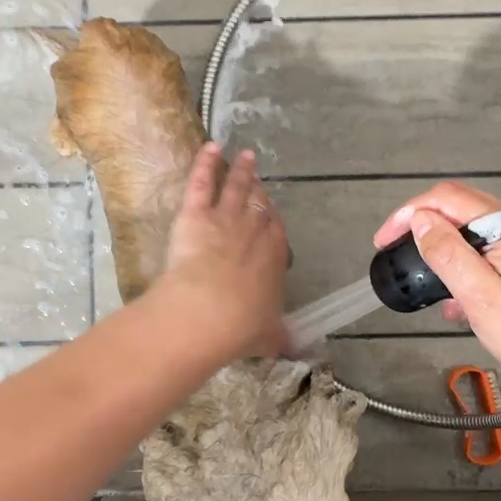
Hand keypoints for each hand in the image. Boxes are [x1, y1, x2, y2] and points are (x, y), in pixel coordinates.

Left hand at [158, 143, 289, 358]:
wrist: (209, 310)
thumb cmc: (242, 326)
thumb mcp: (271, 337)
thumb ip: (282, 338)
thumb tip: (304, 352)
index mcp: (274, 258)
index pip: (276, 233)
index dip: (273, 222)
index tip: (271, 215)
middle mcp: (254, 232)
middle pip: (258, 206)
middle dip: (259, 192)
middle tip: (258, 180)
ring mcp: (226, 218)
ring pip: (235, 189)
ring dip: (241, 172)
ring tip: (246, 156)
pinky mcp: (196, 213)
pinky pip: (202, 182)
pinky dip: (206, 163)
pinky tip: (211, 147)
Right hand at [372, 182, 500, 389]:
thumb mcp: (480, 296)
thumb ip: (447, 253)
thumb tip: (420, 220)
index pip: (446, 199)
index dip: (408, 213)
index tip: (384, 240)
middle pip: (459, 208)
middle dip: (422, 226)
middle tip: (396, 253)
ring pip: (473, 232)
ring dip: (443, 249)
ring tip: (425, 283)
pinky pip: (489, 253)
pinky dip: (466, 267)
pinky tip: (458, 301)